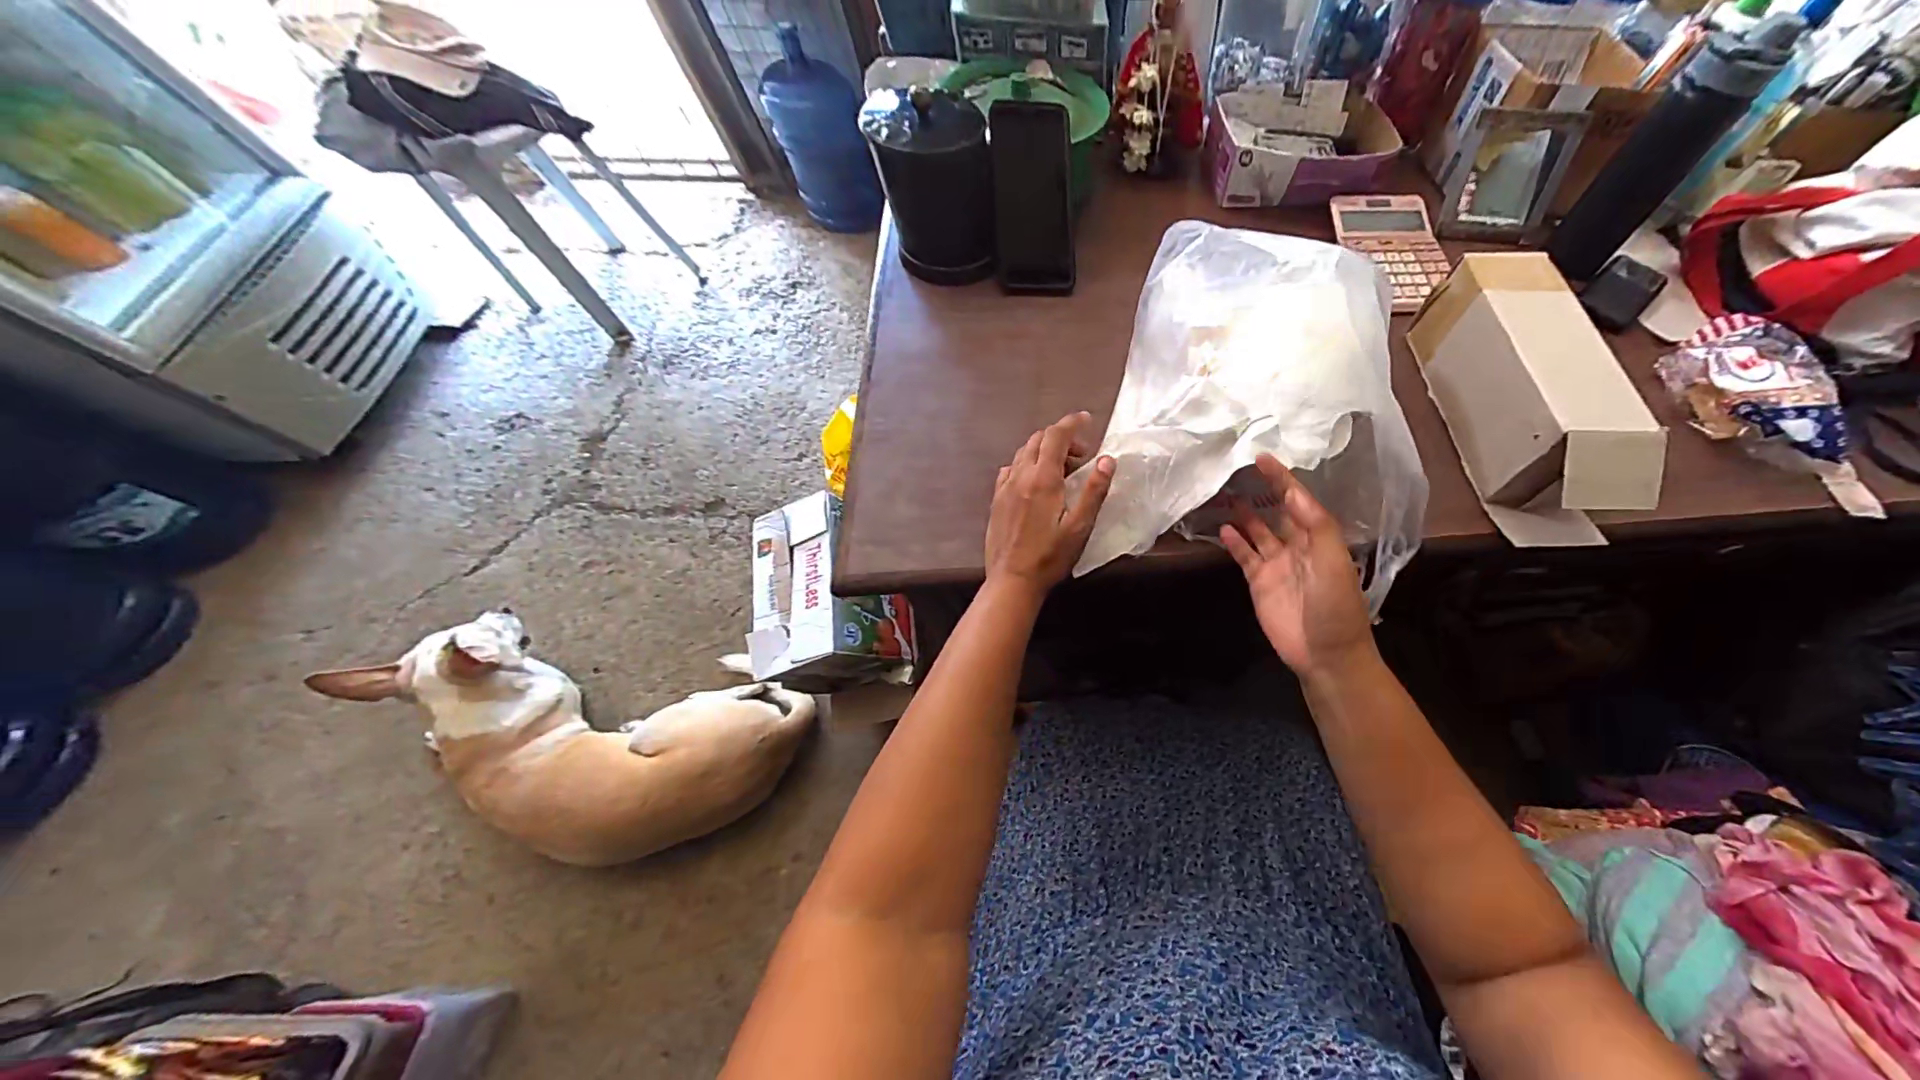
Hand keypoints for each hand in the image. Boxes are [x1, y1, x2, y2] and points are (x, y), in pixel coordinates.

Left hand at [985, 412, 1114, 595]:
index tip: (1086, 419)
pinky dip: (1026, 465)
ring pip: (1022, 453)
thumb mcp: (1080, 526)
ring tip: (1062, 471)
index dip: (1072, 423)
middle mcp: (1020, 477)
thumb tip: (1107, 459)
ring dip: (1043, 451)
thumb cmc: (1050, 557)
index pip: (1056, 436)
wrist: (1012, 580)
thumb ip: (1094, 491)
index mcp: (1043, 479)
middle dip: (1061, 438)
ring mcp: (1004, 488)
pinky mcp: (996, 501)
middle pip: (1038, 440)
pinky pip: (1010, 470)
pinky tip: (1035, 483)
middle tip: (1081, 456)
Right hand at [1220, 454, 1376, 681]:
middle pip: (1277, 512)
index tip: (1263, 458)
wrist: (1324, 653)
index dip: (1283, 479)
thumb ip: (1317, 525)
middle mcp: (1298, 547)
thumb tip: (1293, 493)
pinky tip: (1223, 528)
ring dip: (1245, 514)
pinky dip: (1234, 541)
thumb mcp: (1335, 560)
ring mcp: (1277, 564)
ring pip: (1258, 531)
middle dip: (1262, 491)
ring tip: (1226, 494)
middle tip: (1238, 471)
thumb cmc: (1336, 605)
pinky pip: (1244, 555)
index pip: (1299, 501)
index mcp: (1321, 539)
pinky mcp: (1259, 581)